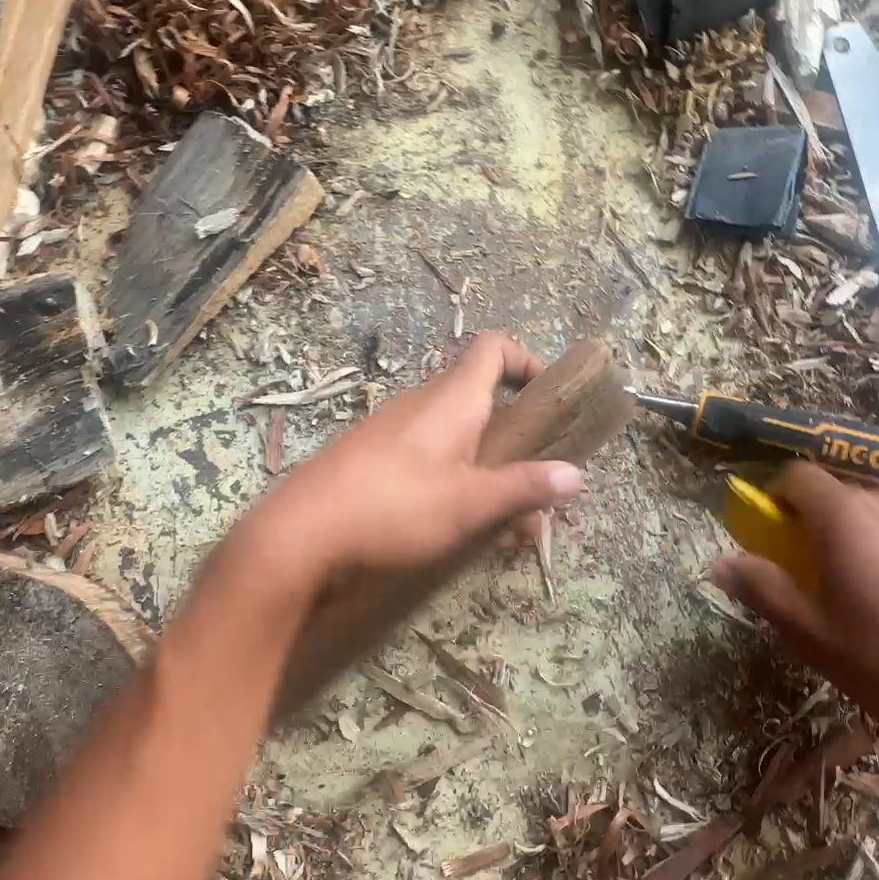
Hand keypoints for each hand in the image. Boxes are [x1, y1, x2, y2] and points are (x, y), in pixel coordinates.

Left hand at [238, 332, 584, 578]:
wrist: (301, 532)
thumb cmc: (394, 507)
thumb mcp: (469, 503)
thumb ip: (523, 487)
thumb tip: (578, 475)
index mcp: (452, 399)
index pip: (492, 347)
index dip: (526, 358)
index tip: (549, 395)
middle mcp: (423, 402)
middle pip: (479, 394)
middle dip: (515, 430)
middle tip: (537, 474)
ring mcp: (394, 427)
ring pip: (455, 431)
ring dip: (487, 462)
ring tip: (505, 516)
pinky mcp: (373, 455)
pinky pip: (428, 452)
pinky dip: (454, 475)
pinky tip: (456, 521)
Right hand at [712, 462, 878, 775]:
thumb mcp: (814, 636)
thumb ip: (764, 590)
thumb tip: (722, 562)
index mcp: (848, 516)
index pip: (798, 476)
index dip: (779, 500)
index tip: (779, 539)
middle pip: (845, 497)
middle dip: (825, 528)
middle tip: (828, 583)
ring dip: (873, 542)